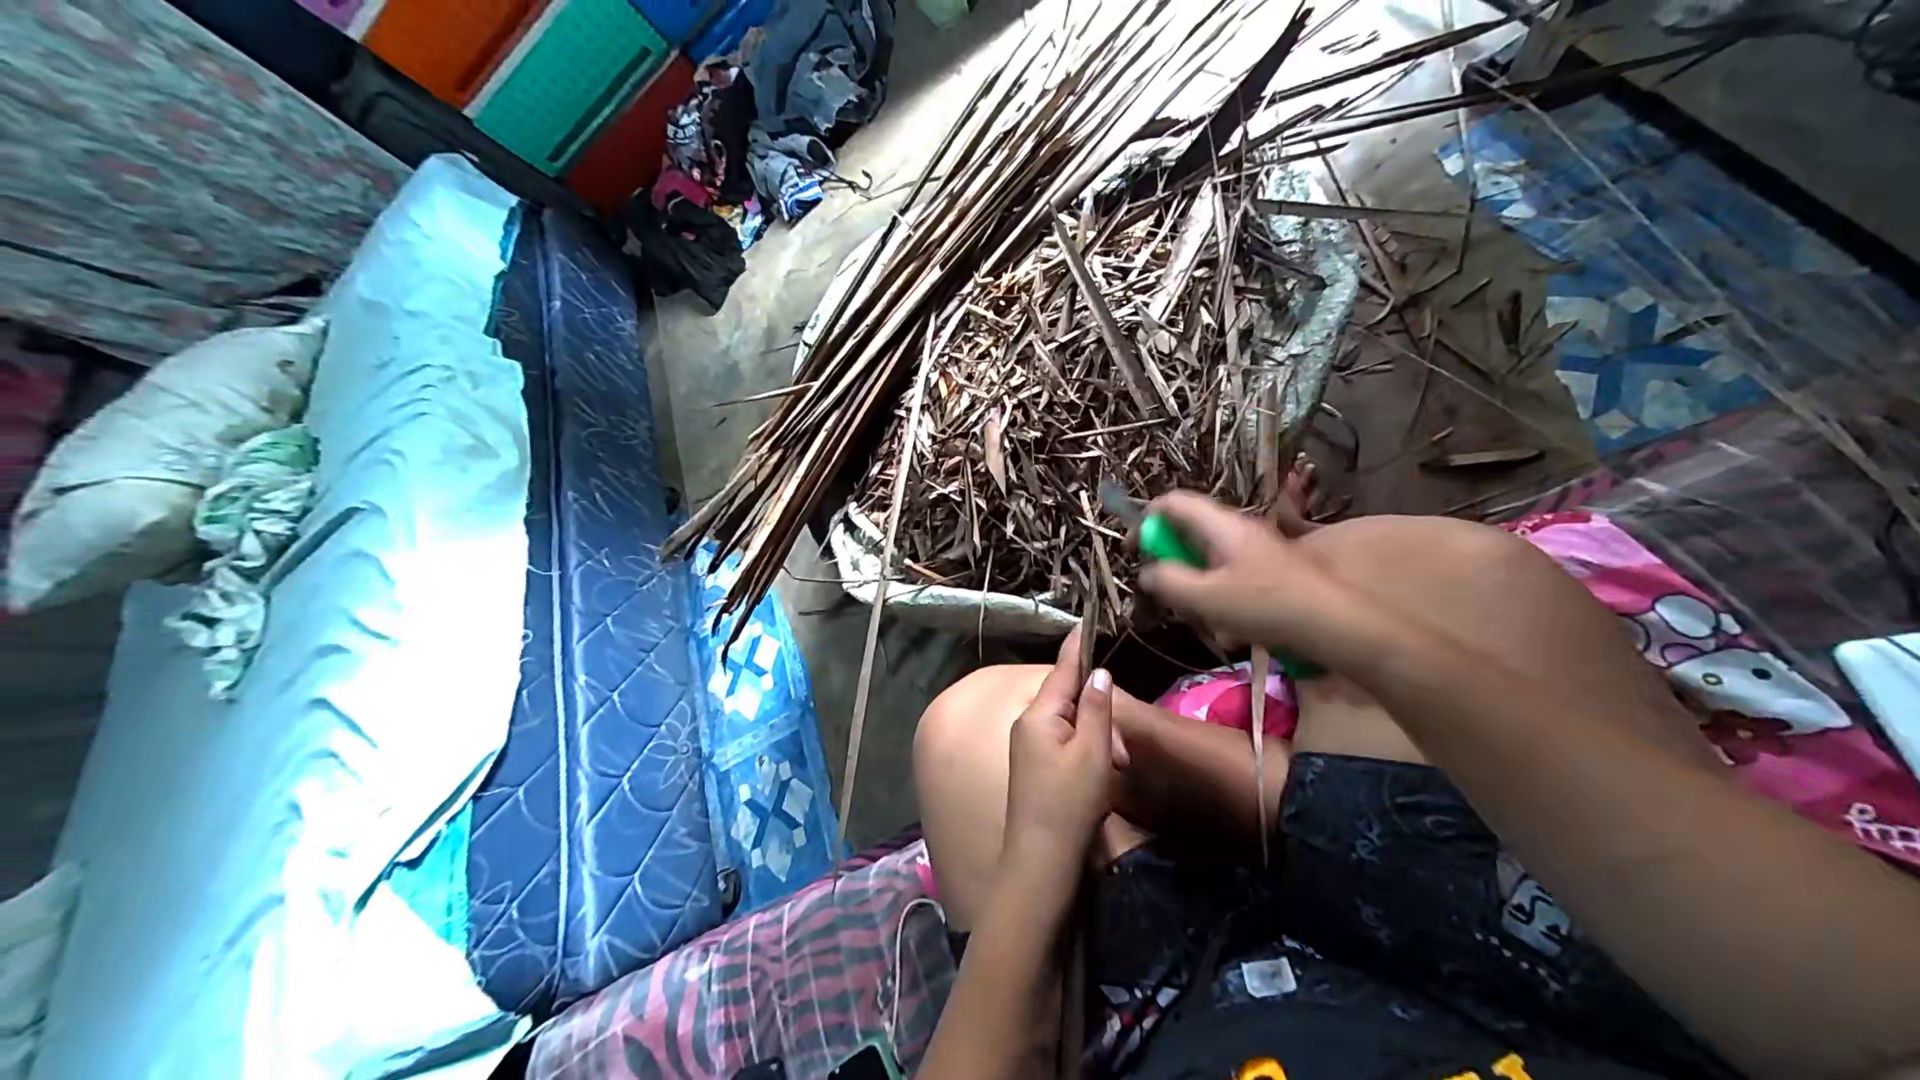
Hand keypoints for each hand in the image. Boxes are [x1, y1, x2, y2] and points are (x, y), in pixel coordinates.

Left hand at [1002, 629, 1117, 897]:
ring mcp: (1027, 746)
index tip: (1084, 620)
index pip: (1062, 670)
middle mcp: (1027, 724)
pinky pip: (1062, 742)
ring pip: (1068, 722)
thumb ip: (1096, 708)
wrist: (1041, 859)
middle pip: (1067, 698)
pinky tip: (1101, 771)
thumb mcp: (1093, 752)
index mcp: (1038, 715)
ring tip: (1115, 767)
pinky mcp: (1033, 766)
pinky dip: (1085, 749)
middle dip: (1098, 712)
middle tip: (1122, 750)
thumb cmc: (1070, 802)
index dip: (1076, 646)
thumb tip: (1098, 672)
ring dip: (1096, 736)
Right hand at [1136, 491, 1371, 666]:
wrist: (1335, 625)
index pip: (1172, 502)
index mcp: (1221, 525)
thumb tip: (1147, 572)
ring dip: (1194, 585)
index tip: (1135, 551)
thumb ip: (1168, 582)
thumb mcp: (1205, 597)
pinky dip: (1217, 594)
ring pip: (1206, 558)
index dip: (1146, 520)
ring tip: (1201, 616)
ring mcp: (1256, 549)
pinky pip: (1227, 574)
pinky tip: (1228, 626)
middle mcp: (1238, 529)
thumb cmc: (1267, 605)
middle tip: (1167, 591)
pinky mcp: (1269, 570)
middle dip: (1171, 561)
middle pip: (1188, 531)